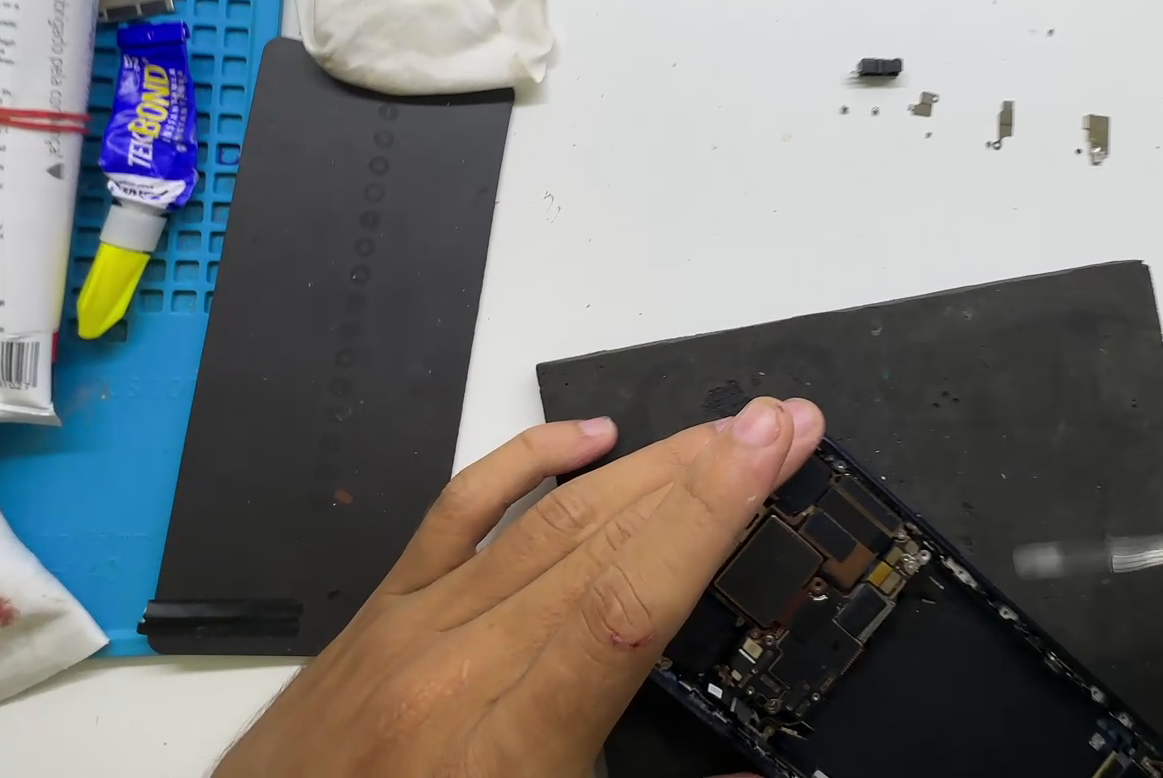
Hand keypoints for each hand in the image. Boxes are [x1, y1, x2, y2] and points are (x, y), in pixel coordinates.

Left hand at [218, 396, 823, 777]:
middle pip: (602, 538)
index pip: (627, 602)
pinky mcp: (383, 605)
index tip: (769, 444)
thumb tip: (755, 773)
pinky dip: (530, 458)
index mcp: (505, 752)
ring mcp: (414, 624)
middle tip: (780, 419)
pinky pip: (460, 506)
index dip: (706, 513)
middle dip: (705, 469)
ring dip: (650, 461)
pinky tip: (592, 433)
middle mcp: (458, 667)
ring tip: (724, 427)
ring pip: (552, 515)